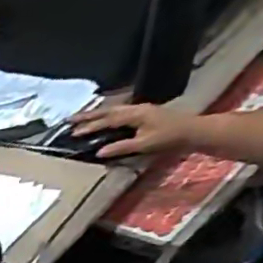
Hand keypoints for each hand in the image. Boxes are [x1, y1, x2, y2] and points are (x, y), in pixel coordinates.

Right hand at [68, 102, 201, 158]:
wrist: (194, 130)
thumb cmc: (170, 137)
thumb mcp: (145, 144)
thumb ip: (121, 147)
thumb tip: (98, 153)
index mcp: (136, 115)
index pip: (108, 121)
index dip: (90, 127)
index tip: (73, 133)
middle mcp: (137, 109)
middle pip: (108, 111)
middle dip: (88, 115)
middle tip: (69, 119)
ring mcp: (141, 109)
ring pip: (113, 110)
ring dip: (96, 114)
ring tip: (80, 118)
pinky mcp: (143, 113)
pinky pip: (119, 112)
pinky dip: (106, 114)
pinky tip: (101, 118)